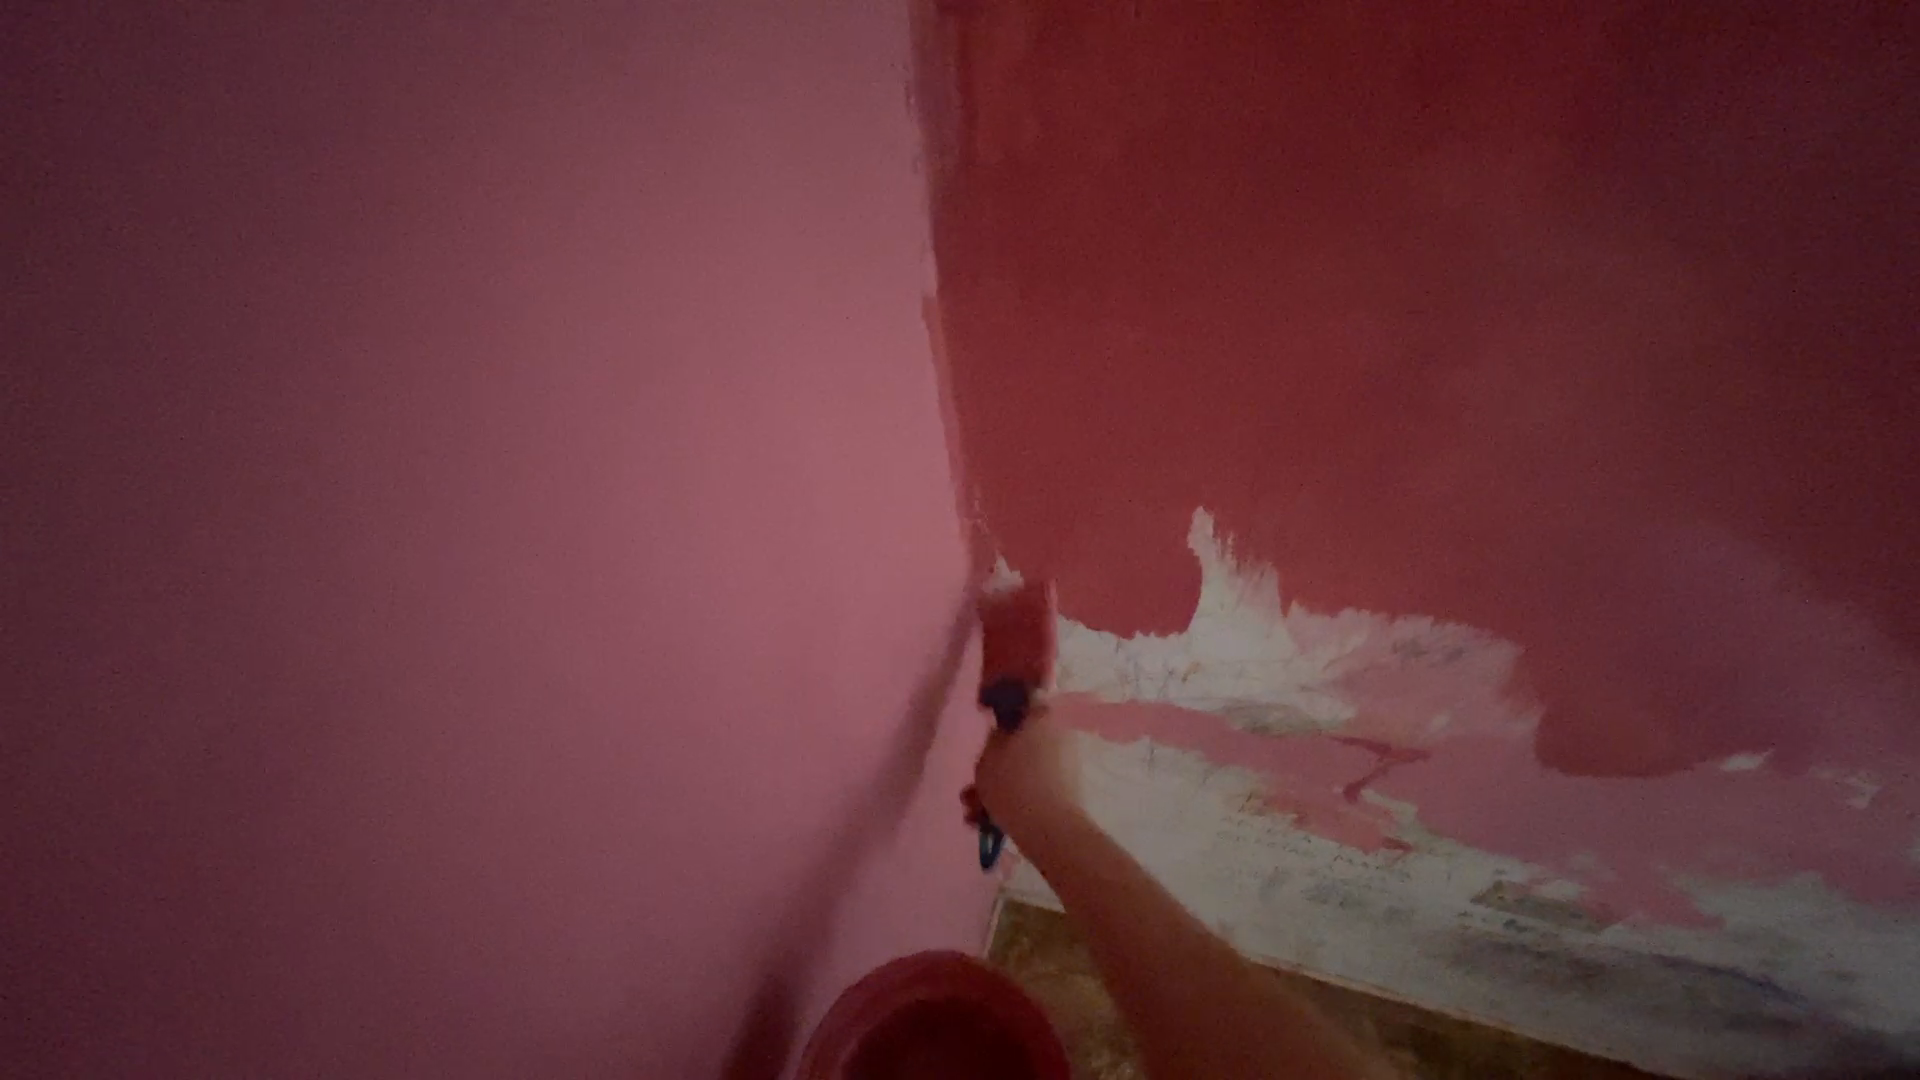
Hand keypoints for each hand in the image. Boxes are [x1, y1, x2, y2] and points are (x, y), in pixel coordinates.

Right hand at [961, 706, 1082, 836]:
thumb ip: (994, 739)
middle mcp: (1059, 734)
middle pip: (1021, 740)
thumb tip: (1003, 733)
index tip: (989, 723)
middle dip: (994, 763)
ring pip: (1023, 768)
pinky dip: (1012, 799)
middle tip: (972, 784)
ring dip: (997, 787)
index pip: (1024, 697)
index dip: (1005, 706)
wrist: (1049, 829)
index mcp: (1043, 716)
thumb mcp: (988, 757)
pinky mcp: (1065, 790)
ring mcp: (1065, 763)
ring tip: (973, 812)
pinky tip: (986, 821)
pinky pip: (1033, 785)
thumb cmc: (1013, 784)